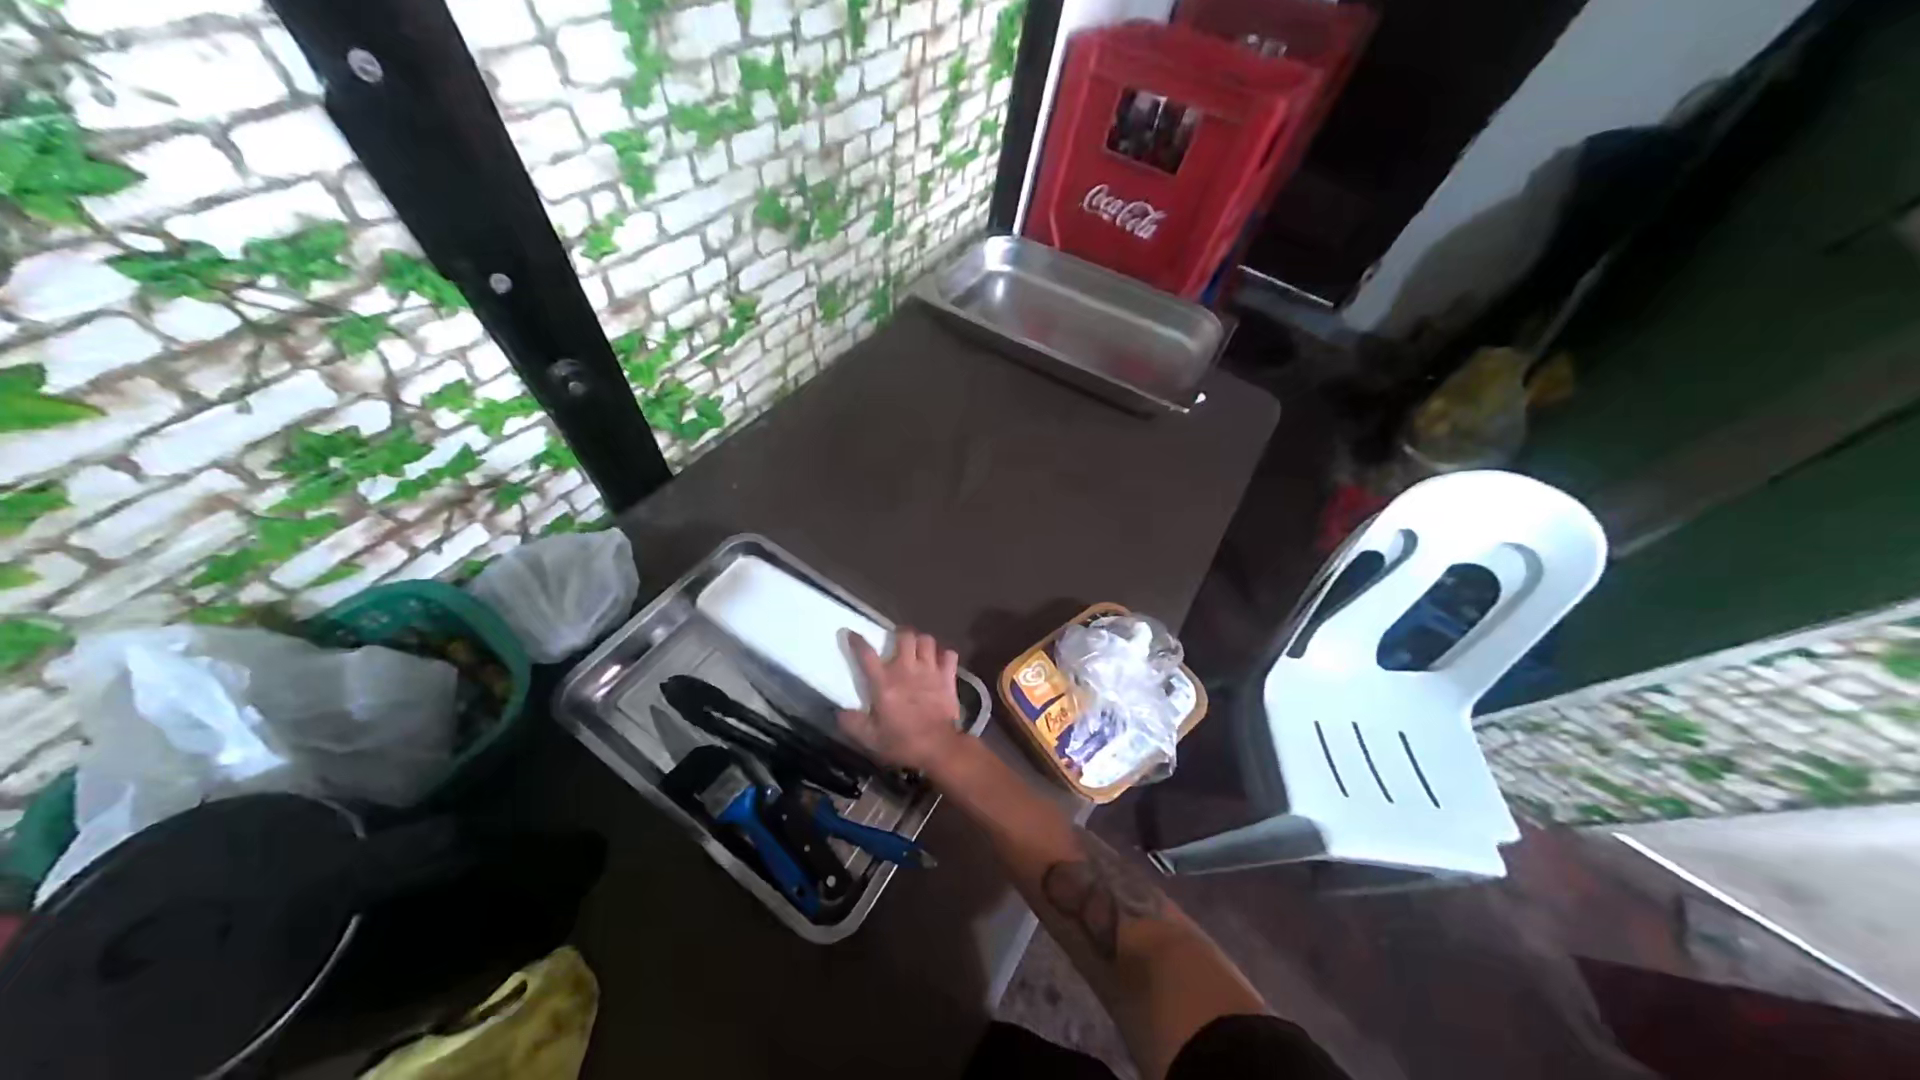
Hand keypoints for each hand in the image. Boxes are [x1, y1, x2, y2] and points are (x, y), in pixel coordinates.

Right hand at [837, 629, 965, 773]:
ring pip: (927, 640)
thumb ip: (852, 723)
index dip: (857, 641)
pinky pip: (949, 655)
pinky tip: (941, 662)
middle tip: (898, 642)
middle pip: (905, 636)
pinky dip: (945, 655)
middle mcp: (906, 669)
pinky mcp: (948, 677)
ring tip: (918, 650)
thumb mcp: (870, 738)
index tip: (852, 634)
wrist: (938, 747)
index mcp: (883, 682)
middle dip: (900, 634)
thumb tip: (840, 713)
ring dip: (921, 642)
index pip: (866, 654)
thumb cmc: (902, 742)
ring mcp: (929, 671)